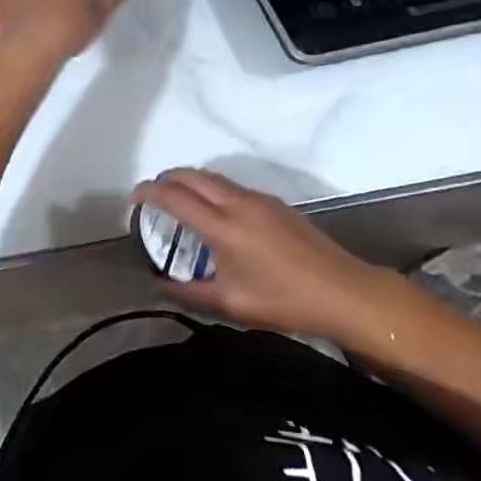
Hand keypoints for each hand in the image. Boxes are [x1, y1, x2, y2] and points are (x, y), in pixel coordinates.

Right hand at [135, 169, 405, 343]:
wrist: (346, 293)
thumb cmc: (285, 302)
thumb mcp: (231, 305)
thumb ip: (189, 293)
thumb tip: (160, 284)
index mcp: (223, 228)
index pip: (175, 197)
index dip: (149, 192)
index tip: (134, 198)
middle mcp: (239, 204)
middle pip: (192, 176)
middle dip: (166, 179)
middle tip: (151, 194)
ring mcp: (260, 200)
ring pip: (213, 177)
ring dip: (189, 181)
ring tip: (177, 199)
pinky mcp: (275, 203)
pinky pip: (232, 185)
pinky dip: (210, 188)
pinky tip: (212, 211)